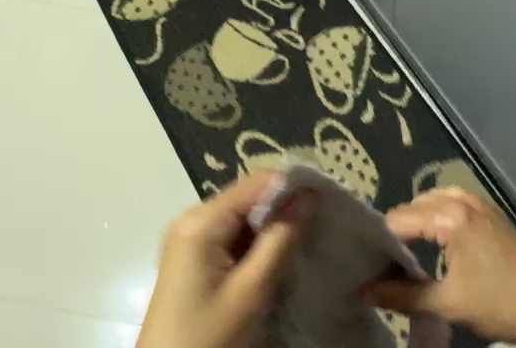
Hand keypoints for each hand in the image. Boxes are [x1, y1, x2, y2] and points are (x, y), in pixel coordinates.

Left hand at [138, 174, 306, 347]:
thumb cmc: (208, 339)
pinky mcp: (191, 259)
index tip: (326, 197)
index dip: (292, 185)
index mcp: (200, 221)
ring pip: (240, 218)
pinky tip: (275, 257)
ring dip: (270, 227)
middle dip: (282, 207)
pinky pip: (229, 236)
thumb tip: (308, 194)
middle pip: (247, 198)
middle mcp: (190, 219)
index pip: (256, 182)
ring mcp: (188, 239)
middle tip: (319, 222)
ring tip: (303, 238)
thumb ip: (280, 238)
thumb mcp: (251, 291)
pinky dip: (253, 243)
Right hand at [363, 188, 515, 347]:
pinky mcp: (490, 212)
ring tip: (404, 256)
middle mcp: (462, 200)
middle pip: (414, 206)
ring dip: (417, 223)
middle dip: (396, 231)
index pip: (399, 220)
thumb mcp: (448, 304)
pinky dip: (436, 217)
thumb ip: (402, 295)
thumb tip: (362, 291)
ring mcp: (479, 203)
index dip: (379, 243)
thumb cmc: (501, 304)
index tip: (365, 264)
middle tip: (381, 263)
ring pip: (433, 202)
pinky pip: (452, 203)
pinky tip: (433, 243)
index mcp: (451, 216)